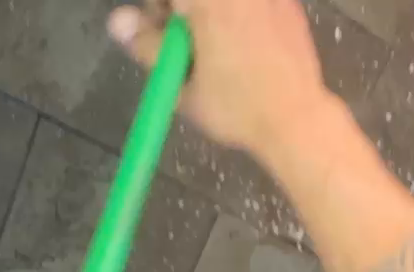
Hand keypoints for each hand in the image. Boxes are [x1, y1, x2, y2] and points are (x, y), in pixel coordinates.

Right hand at [108, 0, 331, 160]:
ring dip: (205, 19)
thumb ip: (148, 47)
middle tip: (183, 46)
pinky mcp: (287, 2)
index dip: (158, 11)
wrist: (296, 118)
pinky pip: (249, 7)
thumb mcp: (184, 85)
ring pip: (219, 7)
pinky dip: (238, 20)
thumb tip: (116, 21)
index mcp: (207, 2)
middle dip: (181, 13)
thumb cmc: (236, 108)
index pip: (168, 0)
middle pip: (193, 0)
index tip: (156, 30)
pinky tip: (243, 50)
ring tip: (213, 52)